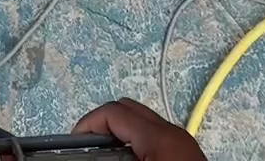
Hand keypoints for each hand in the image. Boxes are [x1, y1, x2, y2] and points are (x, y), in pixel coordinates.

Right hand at [74, 98, 208, 160]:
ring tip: (106, 157)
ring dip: (121, 132)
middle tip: (88, 146)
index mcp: (159, 137)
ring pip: (143, 122)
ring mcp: (184, 143)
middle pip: (128, 108)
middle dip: (104, 123)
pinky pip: (156, 137)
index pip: (113, 111)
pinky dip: (137, 143)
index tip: (75, 142)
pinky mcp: (189, 156)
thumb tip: (88, 155)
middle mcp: (174, 133)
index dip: (88, 123)